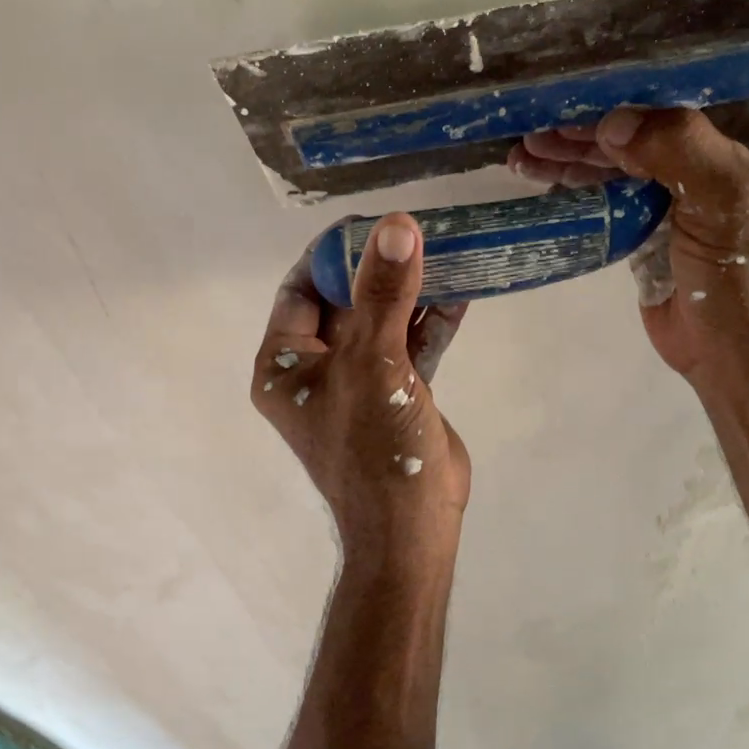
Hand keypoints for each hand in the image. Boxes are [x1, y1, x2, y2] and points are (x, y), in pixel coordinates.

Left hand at [252, 214, 470, 552]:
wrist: (409, 526)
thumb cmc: (373, 447)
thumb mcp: (374, 363)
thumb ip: (384, 294)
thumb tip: (397, 225)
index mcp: (285, 366)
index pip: (300, 291)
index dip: (332, 254)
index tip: (371, 222)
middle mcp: (316, 370)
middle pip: (344, 302)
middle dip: (378, 267)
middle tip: (418, 228)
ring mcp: (358, 383)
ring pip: (381, 322)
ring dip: (410, 290)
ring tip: (447, 247)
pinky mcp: (396, 396)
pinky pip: (410, 346)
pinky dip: (431, 321)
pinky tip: (463, 288)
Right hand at [508, 100, 748, 392]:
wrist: (745, 360)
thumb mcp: (729, 197)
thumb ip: (676, 145)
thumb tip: (610, 121)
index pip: (691, 97)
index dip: (633, 94)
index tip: (577, 94)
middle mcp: (730, 158)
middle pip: (649, 132)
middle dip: (590, 132)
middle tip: (535, 130)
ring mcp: (691, 199)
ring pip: (625, 167)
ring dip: (575, 161)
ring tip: (523, 154)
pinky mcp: (659, 234)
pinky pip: (614, 201)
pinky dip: (580, 191)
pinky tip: (544, 179)